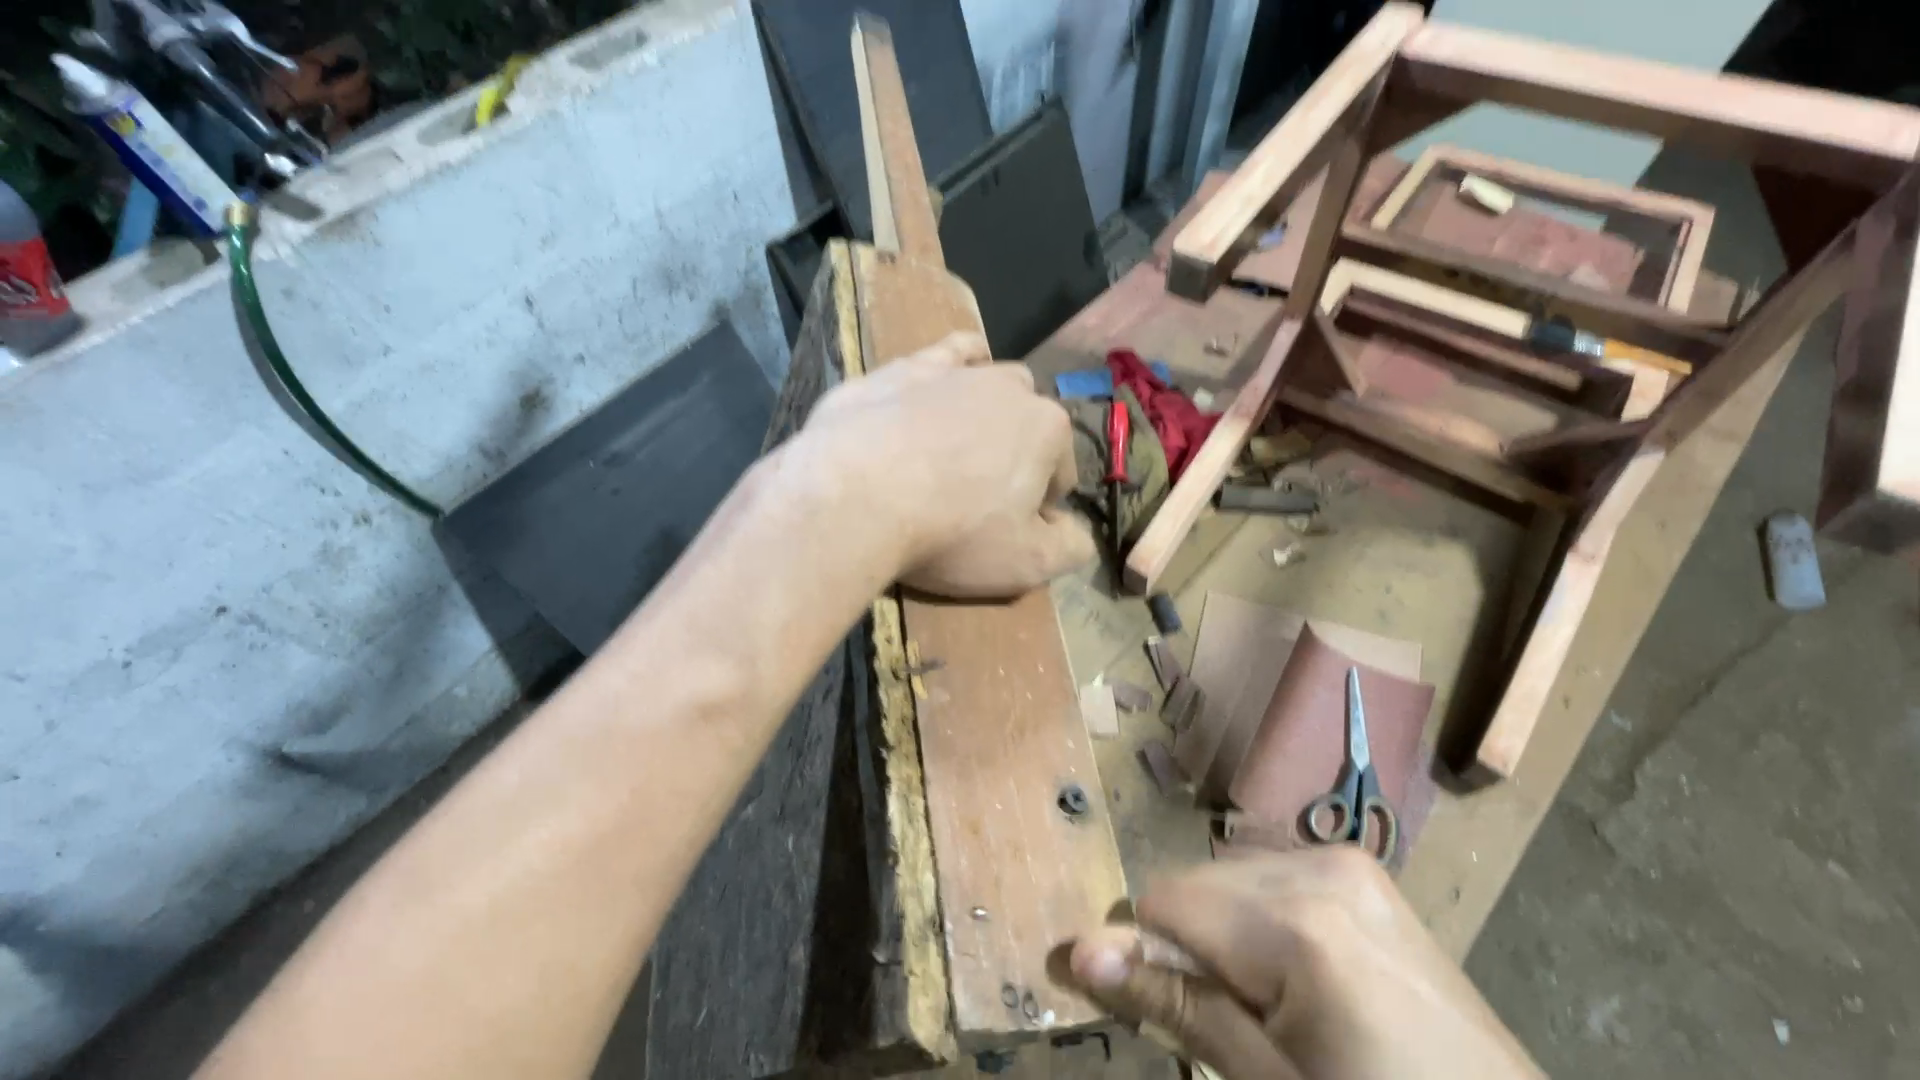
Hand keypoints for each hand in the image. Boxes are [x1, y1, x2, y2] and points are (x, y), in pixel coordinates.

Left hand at [795, 332, 1094, 597]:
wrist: (852, 498)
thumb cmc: (950, 533)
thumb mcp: (1026, 564)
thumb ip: (1069, 548)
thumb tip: (1075, 534)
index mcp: (1047, 429)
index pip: (1060, 471)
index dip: (1041, 506)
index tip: (1011, 531)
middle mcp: (1007, 387)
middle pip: (1027, 421)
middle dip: (1018, 452)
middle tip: (981, 496)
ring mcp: (951, 371)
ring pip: (988, 381)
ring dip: (987, 411)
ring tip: (961, 446)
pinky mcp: (899, 370)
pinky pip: (941, 355)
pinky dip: (953, 366)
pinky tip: (945, 379)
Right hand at [1063, 848, 1541, 1079]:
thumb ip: (1177, 1003)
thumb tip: (1078, 951)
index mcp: (1299, 923)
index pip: (1163, 902)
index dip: (1146, 956)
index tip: (1167, 1014)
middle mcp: (1320, 867)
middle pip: (1194, 884)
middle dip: (1191, 947)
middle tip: (1239, 1027)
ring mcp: (1347, 863)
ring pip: (1226, 879)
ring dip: (1222, 933)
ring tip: (1274, 1004)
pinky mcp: (1362, 870)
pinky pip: (1269, 877)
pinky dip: (1259, 920)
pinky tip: (1298, 974)